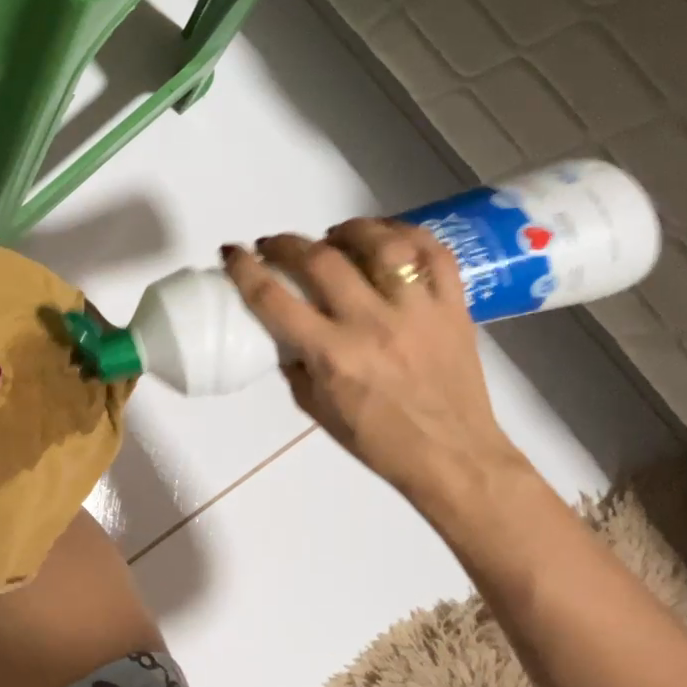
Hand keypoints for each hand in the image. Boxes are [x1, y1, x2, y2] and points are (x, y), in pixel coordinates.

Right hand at [221, 219, 529, 509]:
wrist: (453, 455)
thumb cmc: (376, 439)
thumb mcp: (314, 406)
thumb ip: (297, 362)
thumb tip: (286, 330)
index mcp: (332, 354)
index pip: (273, 299)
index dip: (245, 269)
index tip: (231, 252)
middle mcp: (372, 324)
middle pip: (321, 260)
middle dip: (285, 244)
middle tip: (272, 244)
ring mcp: (418, 311)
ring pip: (382, 245)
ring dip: (349, 230)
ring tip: (334, 234)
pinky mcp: (455, 307)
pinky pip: (436, 254)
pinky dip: (408, 234)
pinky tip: (387, 236)